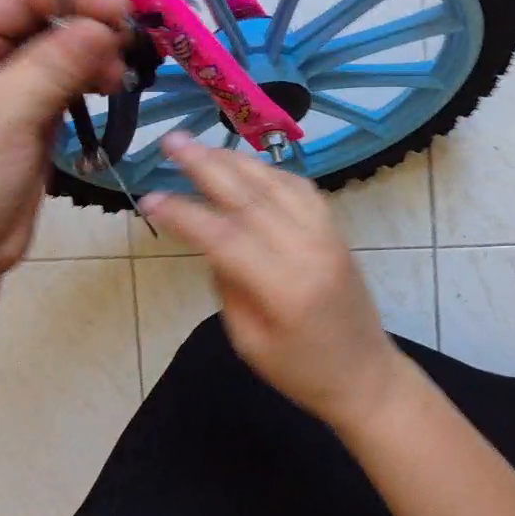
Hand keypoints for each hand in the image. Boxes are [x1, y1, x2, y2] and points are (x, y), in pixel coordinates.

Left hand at [0, 0, 130, 282]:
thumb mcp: (2, 115)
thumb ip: (55, 62)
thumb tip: (107, 25)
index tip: (124, 10)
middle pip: (35, 18)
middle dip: (85, 26)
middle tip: (131, 48)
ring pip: (53, 52)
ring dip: (91, 57)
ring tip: (121, 78)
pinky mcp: (20, 121)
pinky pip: (58, 86)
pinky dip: (86, 84)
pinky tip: (110, 91)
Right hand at [140, 134, 417, 429]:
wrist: (365, 374)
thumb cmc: (301, 372)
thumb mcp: (249, 341)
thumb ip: (228, 286)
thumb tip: (212, 242)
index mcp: (284, 288)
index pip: (225, 236)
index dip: (184, 214)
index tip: (149, 198)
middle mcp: (309, 251)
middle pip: (252, 197)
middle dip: (207, 165)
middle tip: (172, 141)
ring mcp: (328, 236)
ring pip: (278, 184)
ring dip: (238, 161)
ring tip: (201, 146)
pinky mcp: (337, 231)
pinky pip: (303, 189)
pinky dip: (271, 173)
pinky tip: (247, 166)